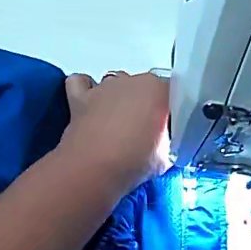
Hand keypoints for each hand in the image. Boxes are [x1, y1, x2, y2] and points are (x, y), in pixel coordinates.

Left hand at [59, 71, 171, 194]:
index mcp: (159, 90)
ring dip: (117, 97)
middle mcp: (132, 81)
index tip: (166, 129)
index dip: (168, 111)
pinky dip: (84, 89)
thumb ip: (166, 139)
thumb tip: (160, 141)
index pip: (170, 92)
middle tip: (142, 131)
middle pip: (142, 85)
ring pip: (114, 82)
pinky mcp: (80, 97)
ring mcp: (104, 87)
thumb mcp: (167, 154)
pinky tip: (88, 104)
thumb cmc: (136, 159)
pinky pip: (81, 82)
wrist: (95, 167)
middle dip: (143, 103)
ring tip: (116, 122)